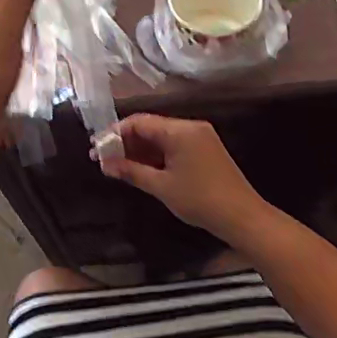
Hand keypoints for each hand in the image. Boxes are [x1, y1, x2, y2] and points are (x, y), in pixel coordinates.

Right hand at [100, 114, 270, 240]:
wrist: (241, 216)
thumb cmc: (200, 199)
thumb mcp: (161, 186)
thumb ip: (131, 171)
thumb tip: (105, 165)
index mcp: (180, 130)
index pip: (139, 122)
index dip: (114, 133)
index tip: (96, 148)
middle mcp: (191, 127)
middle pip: (150, 127)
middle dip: (125, 142)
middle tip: (102, 159)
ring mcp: (200, 138)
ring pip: (161, 138)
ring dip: (139, 150)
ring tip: (116, 166)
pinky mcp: (205, 151)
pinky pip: (174, 146)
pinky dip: (156, 156)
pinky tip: (140, 169)